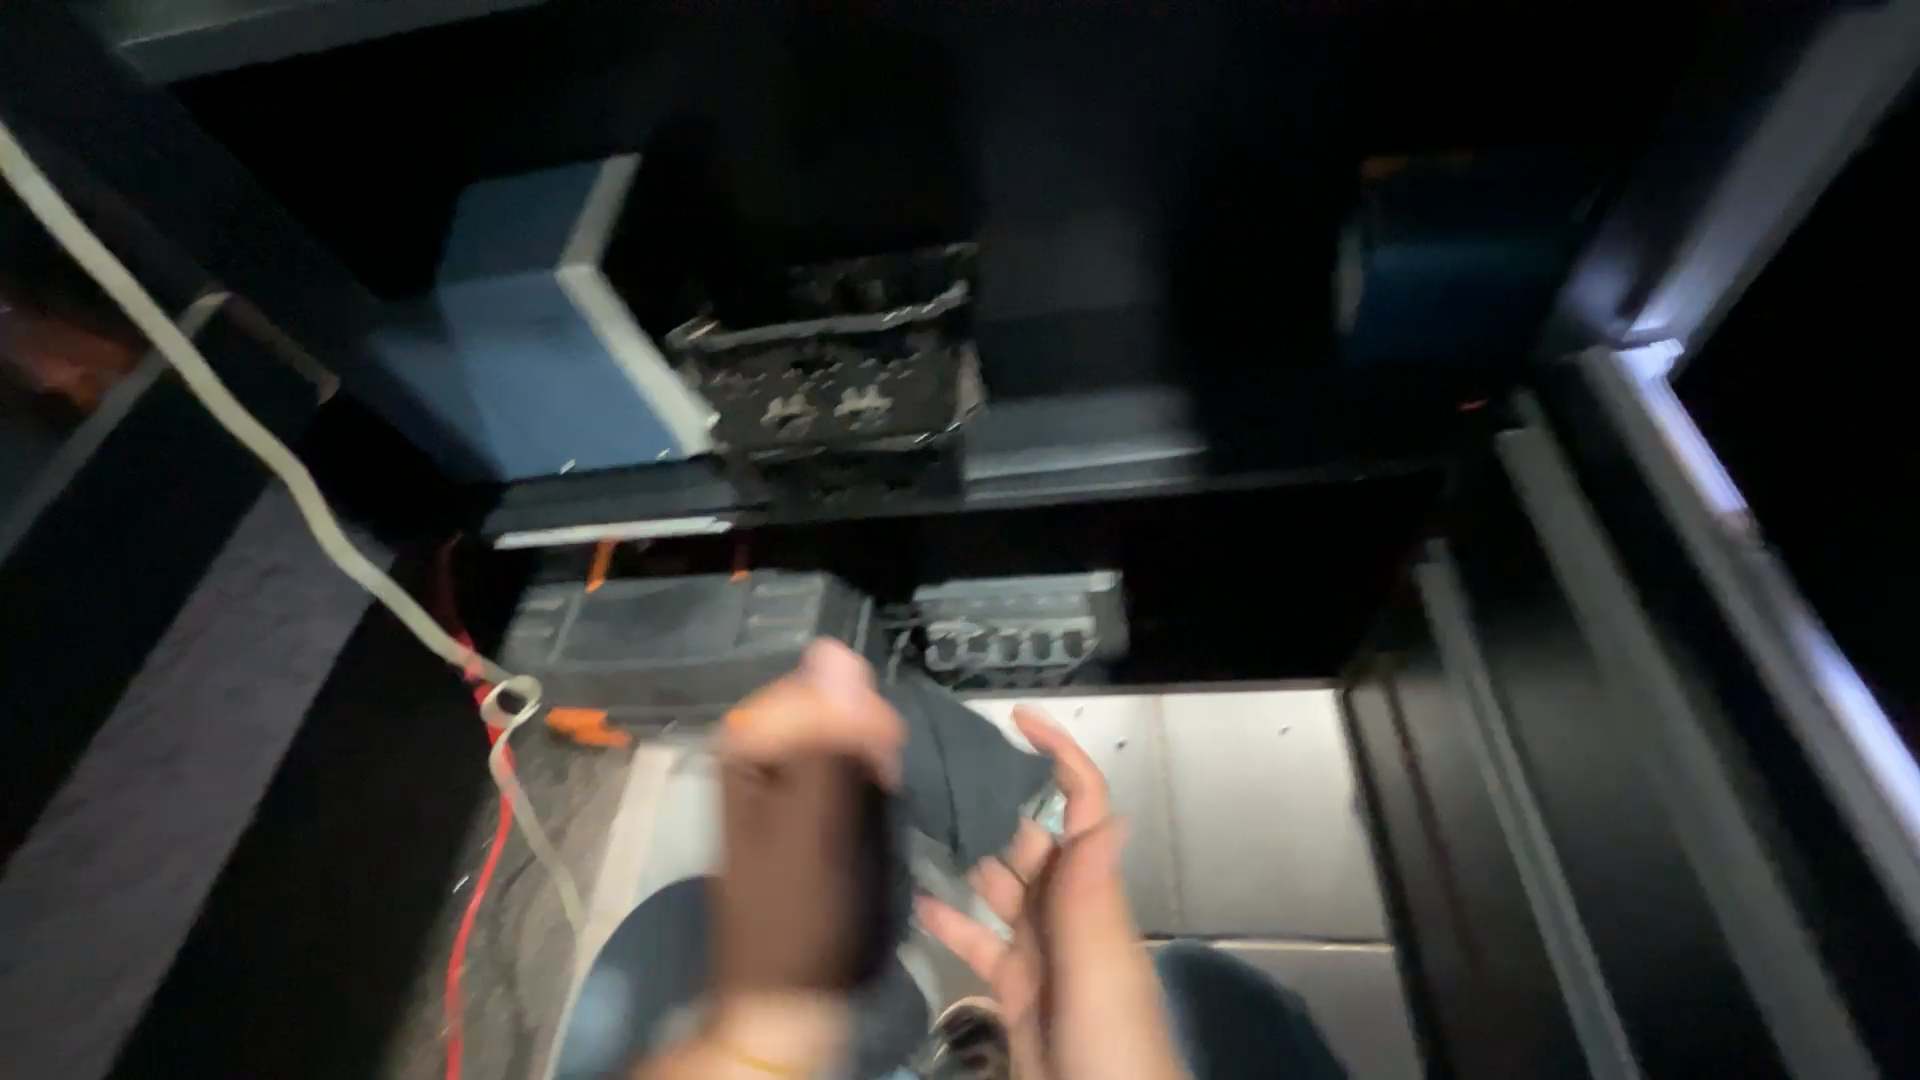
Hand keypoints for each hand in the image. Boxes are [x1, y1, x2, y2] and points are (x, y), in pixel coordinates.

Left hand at [704, 640, 905, 1072]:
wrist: (790, 987)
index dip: (855, 712)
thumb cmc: (799, 906)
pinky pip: (844, 757)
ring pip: (843, 730)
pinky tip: (875, 795)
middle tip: (882, 781)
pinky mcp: (805, 794)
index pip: (813, 686)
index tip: (885, 750)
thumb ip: (826, 735)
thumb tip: (833, 647)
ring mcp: (782, 771)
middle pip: (829, 704)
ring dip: (870, 756)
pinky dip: (867, 773)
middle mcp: (760, 748)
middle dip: (864, 737)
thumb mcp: (813, 820)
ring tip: (880, 792)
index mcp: (746, 744)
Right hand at [915, 707, 1187, 1079]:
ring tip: (914, 824)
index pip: (1080, 805)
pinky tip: (915, 903)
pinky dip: (950, 920)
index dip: (1058, 756)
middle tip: (933, 771)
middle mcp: (1062, 907)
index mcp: (1087, 891)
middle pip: (1026, 836)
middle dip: (989, 802)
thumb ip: (1093, 897)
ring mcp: (1037, 946)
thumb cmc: (1111, 1043)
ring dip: (963, 858)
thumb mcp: (1100, 970)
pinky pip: (976, 940)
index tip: (1019, 719)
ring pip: (995, 884)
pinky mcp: (1012, 983)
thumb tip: (1109, 810)